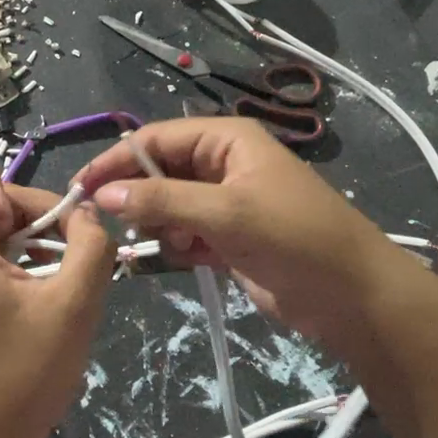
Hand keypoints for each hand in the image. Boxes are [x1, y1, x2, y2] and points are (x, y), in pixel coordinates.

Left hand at [0, 160, 115, 437]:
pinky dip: (18, 259)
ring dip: (27, 236)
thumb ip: (90, 246)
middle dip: (24, 210)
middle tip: (64, 245)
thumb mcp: (73, 304)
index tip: (22, 221)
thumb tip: (89, 213)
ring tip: (63, 268)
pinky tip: (50, 286)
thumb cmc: (24, 372)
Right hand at [74, 117, 411, 341]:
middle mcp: (222, 164)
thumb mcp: (226, 213)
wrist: (356, 299)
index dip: (117, 160)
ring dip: (157, 223)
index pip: (156, 139)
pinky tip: (182, 258)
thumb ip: (163, 200)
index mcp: (226, 140)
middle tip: (108, 222)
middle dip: (135, 194)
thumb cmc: (295, 238)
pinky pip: (184, 232)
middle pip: (159, 170)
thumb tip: (103, 193)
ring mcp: (225, 202)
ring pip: (168, 204)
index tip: (82, 187)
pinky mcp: (228, 237)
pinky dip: (176, 244)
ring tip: (158, 244)